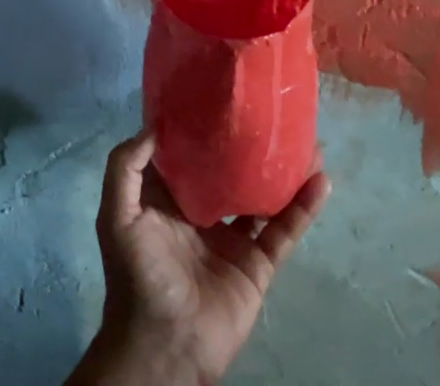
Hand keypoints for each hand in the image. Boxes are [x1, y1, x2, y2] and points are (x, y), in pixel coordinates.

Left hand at [66, 131, 331, 385]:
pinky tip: (322, 180)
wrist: (165, 344)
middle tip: (273, 113)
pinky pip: (285, 229)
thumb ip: (125, 167)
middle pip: (231, 172)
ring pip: (263, 196)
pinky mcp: (258, 264)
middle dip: (249, 146)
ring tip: (307, 139)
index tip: (220, 95)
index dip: (201, 128)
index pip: (187, 155)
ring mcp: (232, 239)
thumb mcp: (117, 215)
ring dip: (284, 171)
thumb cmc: (137, 275)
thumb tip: (154, 126)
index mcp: (168, 201)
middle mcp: (201, 214)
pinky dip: (304, 207)